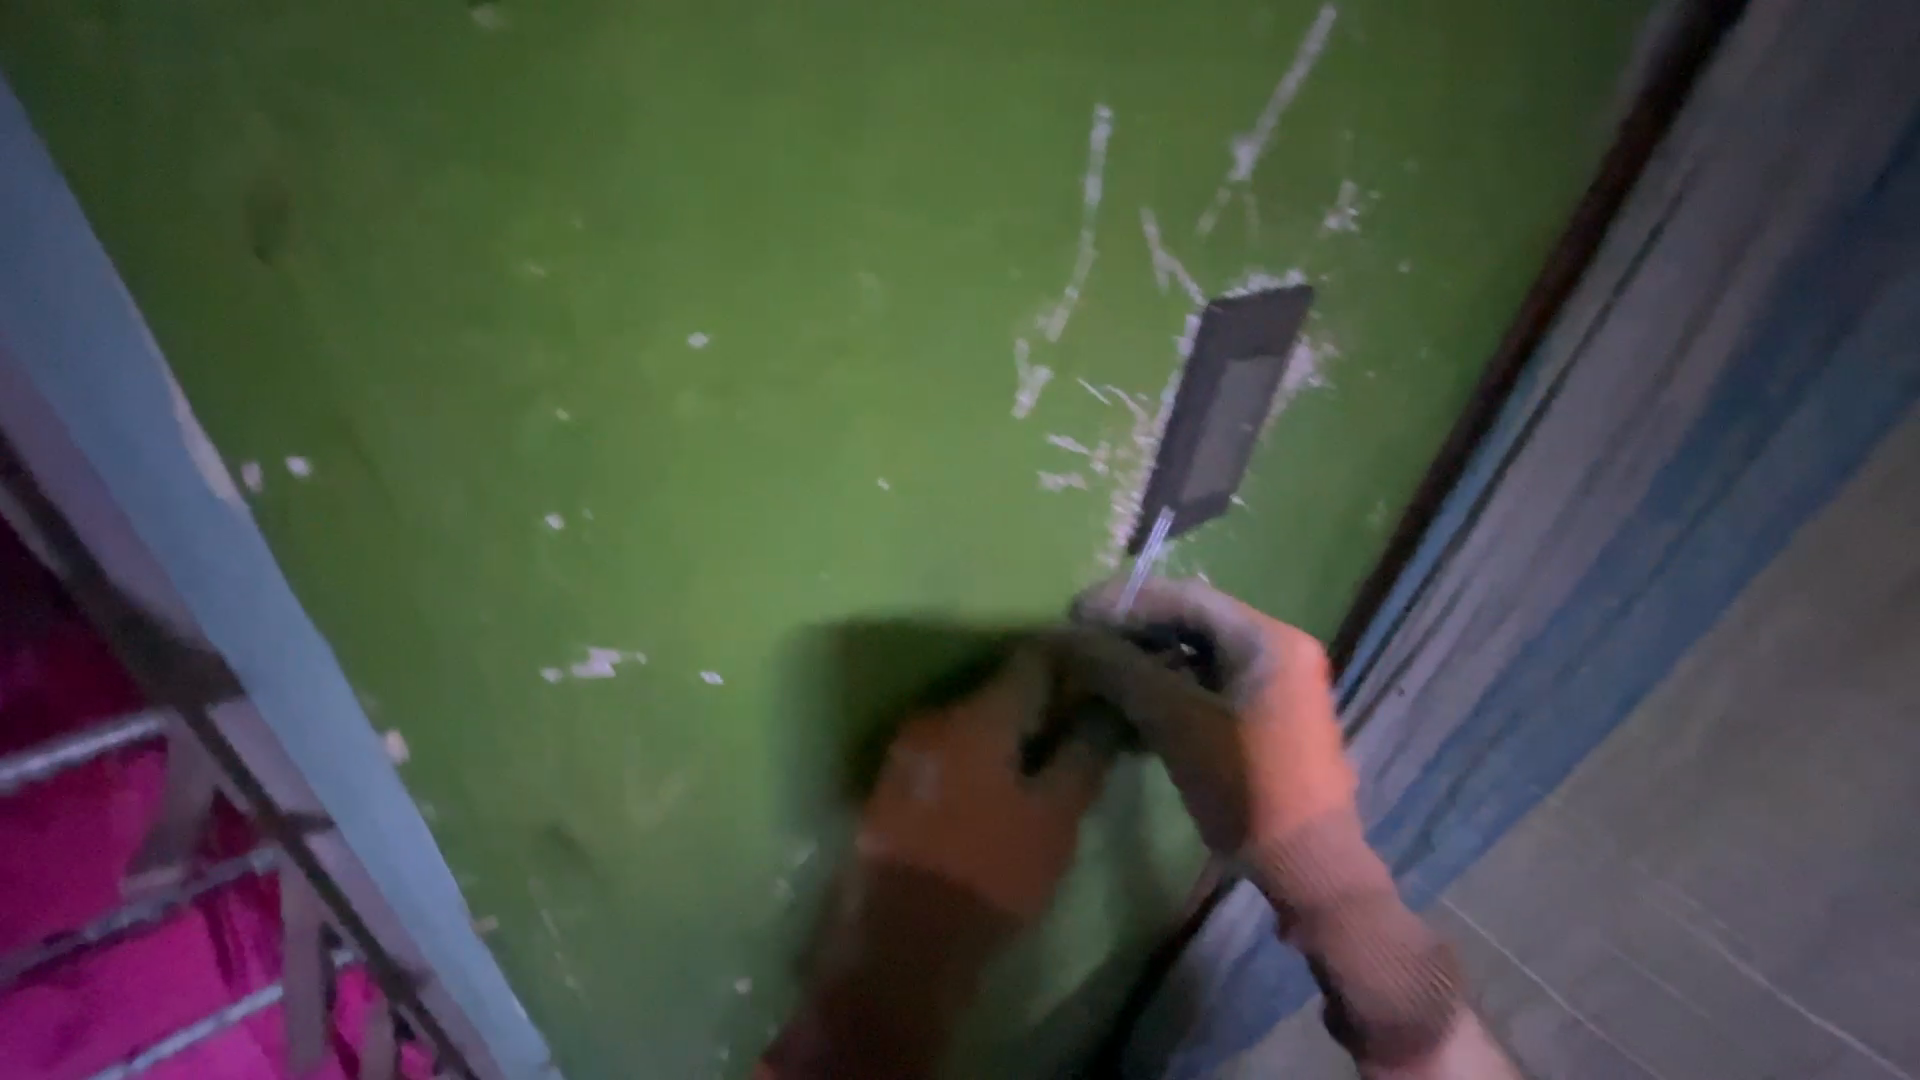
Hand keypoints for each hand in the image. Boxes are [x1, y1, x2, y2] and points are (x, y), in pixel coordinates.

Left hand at [857, 642, 1107, 922]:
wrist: (903, 938)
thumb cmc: (991, 871)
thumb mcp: (1055, 818)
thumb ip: (1083, 755)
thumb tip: (1102, 711)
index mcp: (980, 714)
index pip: (1032, 661)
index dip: (1068, 666)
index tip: (1095, 682)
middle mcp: (937, 714)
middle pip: (998, 690)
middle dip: (1037, 705)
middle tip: (1073, 731)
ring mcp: (906, 746)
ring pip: (970, 721)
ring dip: (1003, 734)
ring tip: (1035, 764)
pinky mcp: (890, 779)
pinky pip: (944, 749)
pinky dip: (972, 757)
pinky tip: (991, 788)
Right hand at [1067, 576, 1353, 855]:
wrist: (1307, 865)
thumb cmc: (1246, 785)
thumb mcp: (1176, 722)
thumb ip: (1121, 671)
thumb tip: (1067, 637)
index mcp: (1267, 639)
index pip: (1186, 597)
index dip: (1126, 600)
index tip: (1076, 614)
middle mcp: (1277, 648)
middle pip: (1193, 621)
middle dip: (1135, 629)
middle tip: (1084, 640)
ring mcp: (1275, 682)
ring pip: (1199, 652)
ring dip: (1149, 657)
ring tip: (1102, 668)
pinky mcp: (1265, 713)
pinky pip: (1209, 681)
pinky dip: (1170, 684)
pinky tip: (1135, 699)